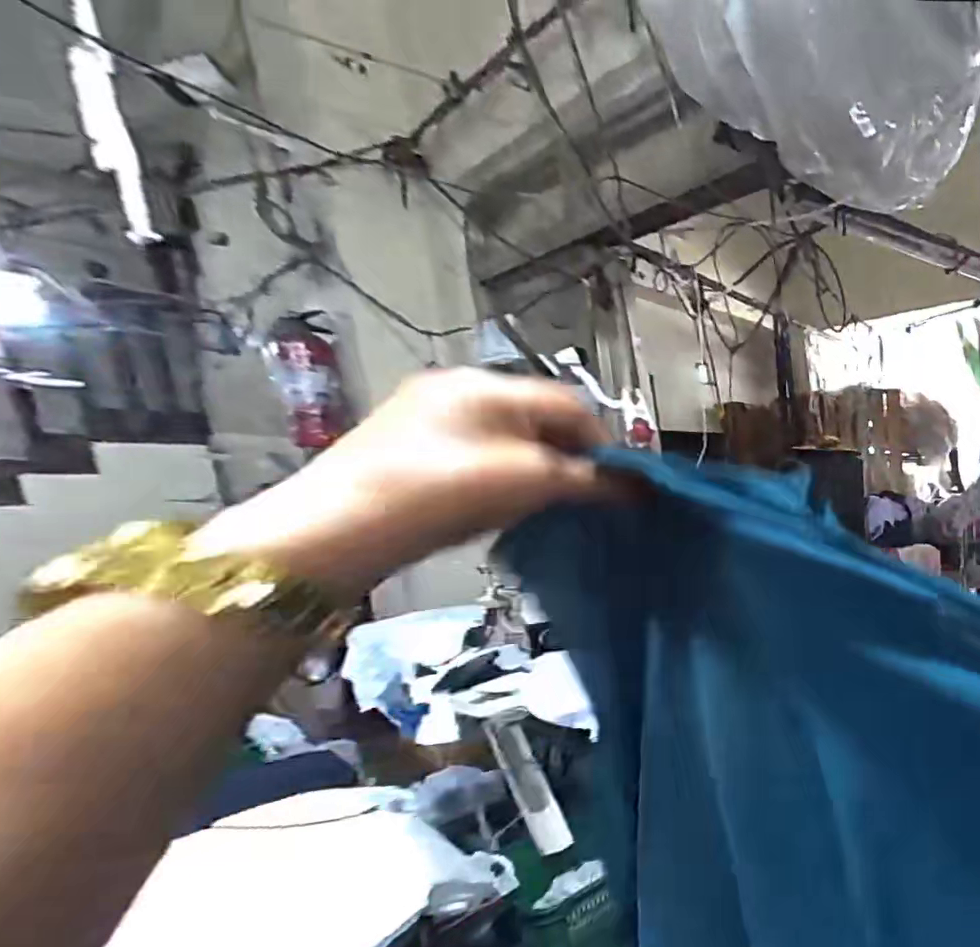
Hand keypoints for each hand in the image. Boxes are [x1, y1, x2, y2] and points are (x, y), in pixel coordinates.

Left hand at [190, 368, 610, 596]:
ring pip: (506, 437)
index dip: (602, 443)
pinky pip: (474, 453)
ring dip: (534, 467)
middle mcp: (457, 386)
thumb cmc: (446, 492)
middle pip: (537, 417)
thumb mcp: (530, 482)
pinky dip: (498, 475)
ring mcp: (425, 414)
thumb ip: (590, 480)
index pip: (570, 403)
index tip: (616, 487)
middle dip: (568, 455)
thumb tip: (639, 487)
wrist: (339, 530)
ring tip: (538, 505)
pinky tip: (492, 505)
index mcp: (489, 384)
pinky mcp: (404, 445)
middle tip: (579, 499)